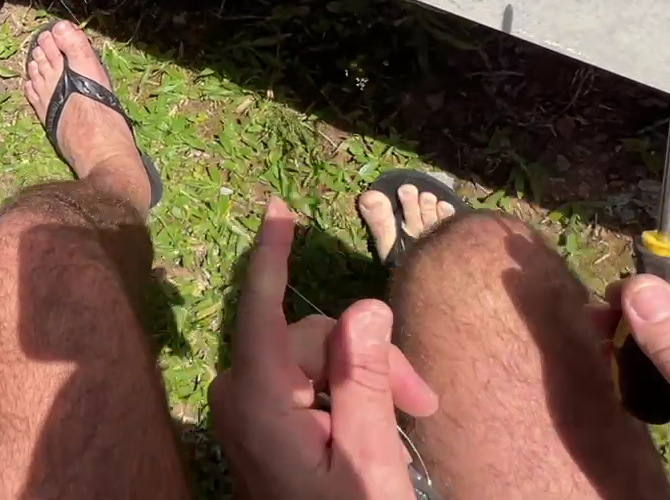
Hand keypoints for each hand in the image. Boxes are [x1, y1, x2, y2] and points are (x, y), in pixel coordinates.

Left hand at [209, 198, 437, 499]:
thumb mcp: (369, 463)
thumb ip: (364, 381)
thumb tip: (364, 307)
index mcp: (256, 399)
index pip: (261, 306)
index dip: (272, 252)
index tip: (275, 206)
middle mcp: (239, 395)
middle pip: (308, 341)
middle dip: (371, 359)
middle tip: (429, 401)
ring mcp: (245, 412)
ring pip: (311, 364)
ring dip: (365, 381)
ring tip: (416, 415)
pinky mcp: (258, 426)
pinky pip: (302, 388)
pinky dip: (344, 397)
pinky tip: (378, 424)